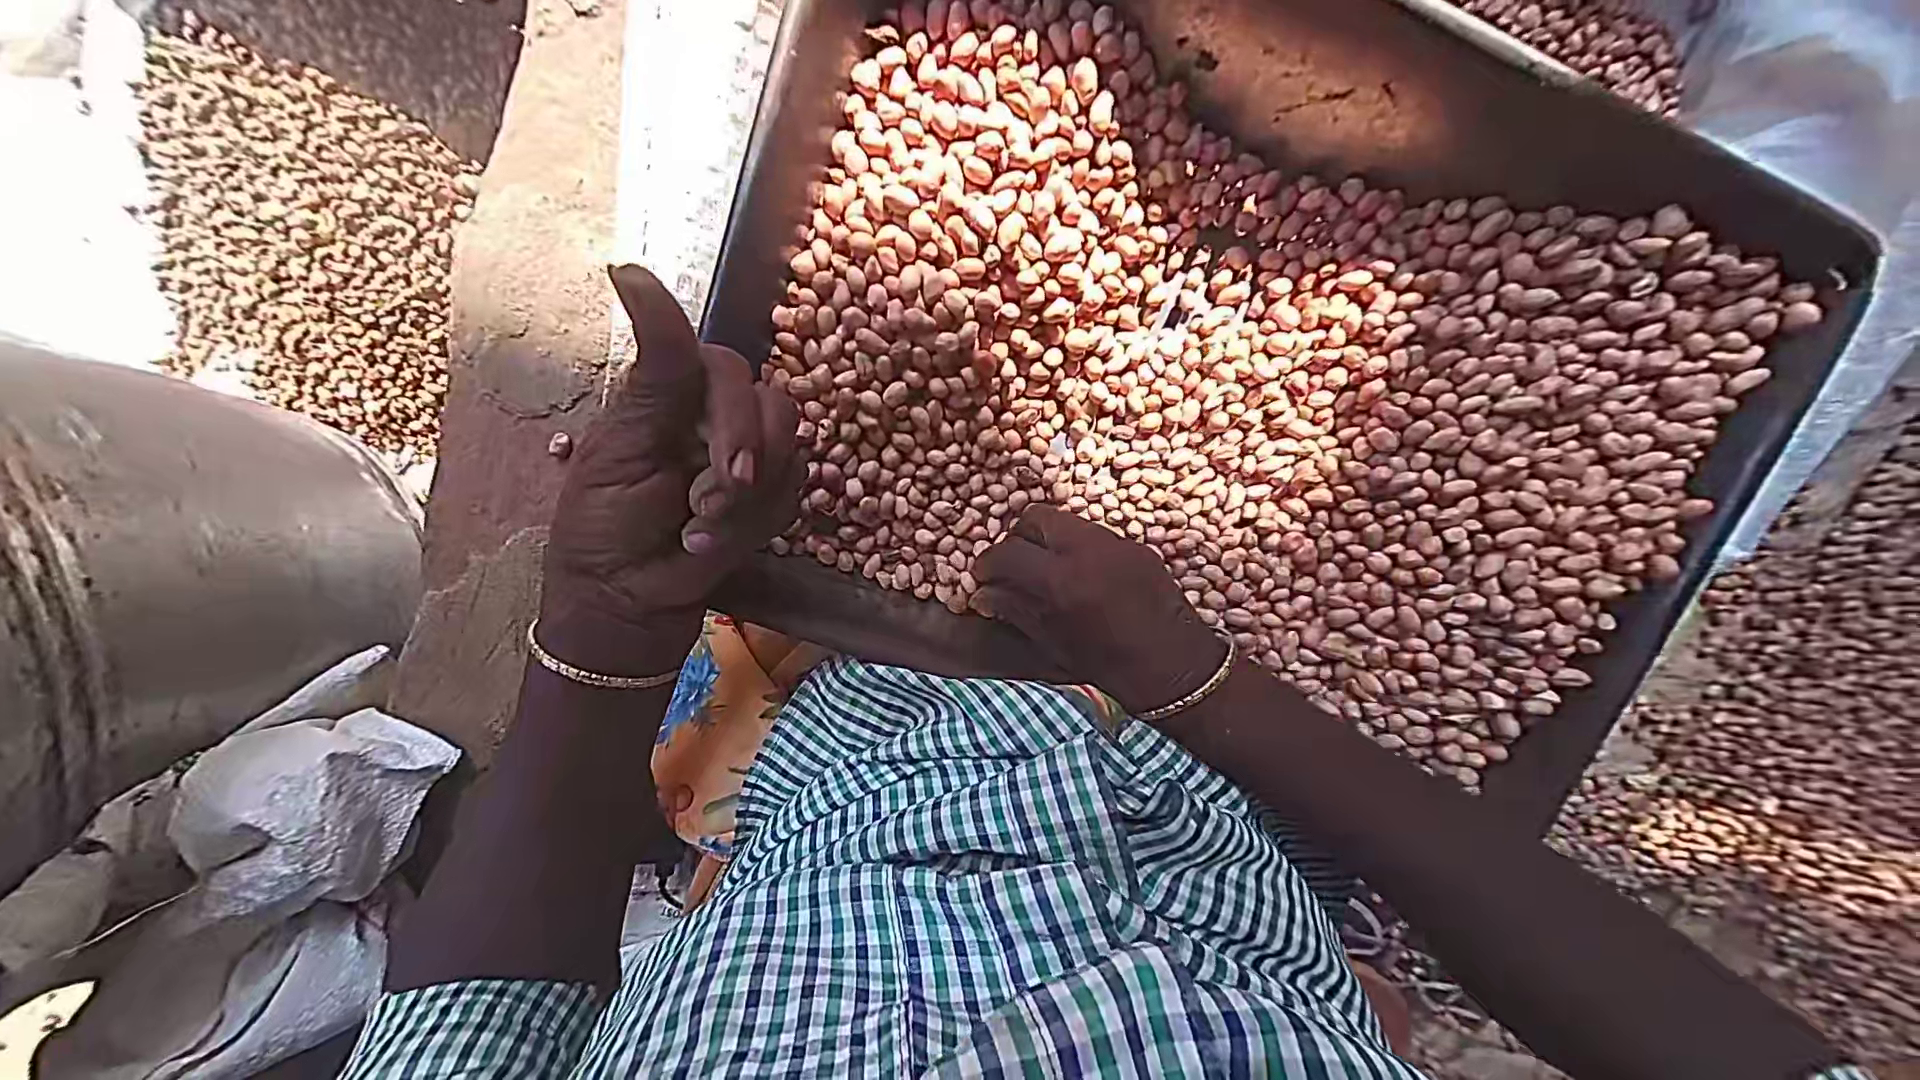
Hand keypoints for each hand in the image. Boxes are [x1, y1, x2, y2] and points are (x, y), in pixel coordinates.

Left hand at [539, 265, 804, 676]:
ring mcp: (752, 458)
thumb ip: (654, 372)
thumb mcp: (619, 444)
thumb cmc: (605, 522)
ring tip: (700, 528)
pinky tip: (715, 541)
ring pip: (791, 448)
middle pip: (773, 404)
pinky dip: (758, 522)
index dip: (732, 408)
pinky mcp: (773, 496)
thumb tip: (627, 267)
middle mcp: (719, 418)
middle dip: (743, 457)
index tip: (720, 462)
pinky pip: (796, 490)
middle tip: (704, 503)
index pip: (726, 368)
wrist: (627, 599)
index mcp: (676, 395)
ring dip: (748, 499)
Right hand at [975, 505, 1227, 714]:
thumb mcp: (1053, 642)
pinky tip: (1082, 576)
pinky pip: (1095, 535)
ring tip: (1048, 570)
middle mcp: (1086, 550)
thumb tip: (982, 594)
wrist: (1174, 666)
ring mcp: (1115, 543)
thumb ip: (1015, 610)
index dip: (987, 564)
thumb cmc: (1108, 665)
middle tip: (1015, 565)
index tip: (982, 576)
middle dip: (1018, 538)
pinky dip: (1078, 548)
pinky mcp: (1136, 546)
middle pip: (1035, 517)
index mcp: (1060, 580)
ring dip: (1048, 540)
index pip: (1007, 552)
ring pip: (1066, 522)